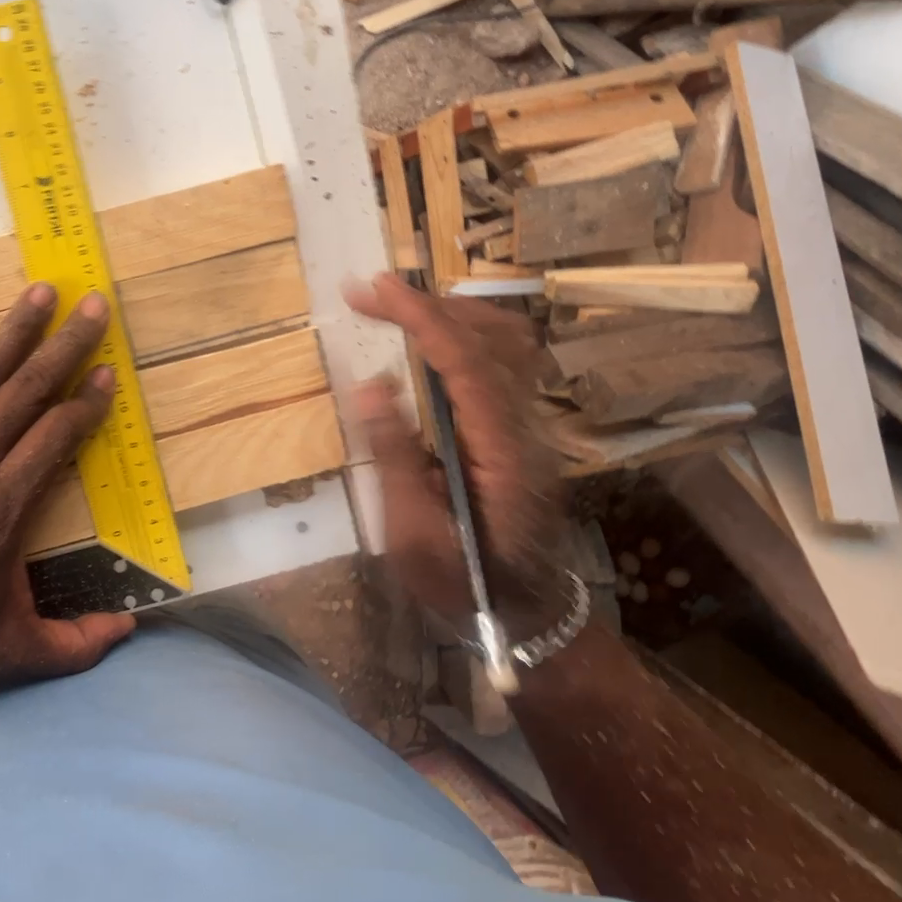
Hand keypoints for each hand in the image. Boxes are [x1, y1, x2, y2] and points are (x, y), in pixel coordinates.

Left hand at [0, 282, 135, 690]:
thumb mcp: (12, 652)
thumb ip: (77, 646)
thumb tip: (132, 630)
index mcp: (4, 505)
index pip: (58, 435)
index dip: (88, 402)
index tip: (109, 373)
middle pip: (28, 391)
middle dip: (67, 346)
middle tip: (95, 305)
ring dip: (13, 332)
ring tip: (41, 291)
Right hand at [345, 274, 568, 633]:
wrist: (523, 611)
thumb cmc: (461, 582)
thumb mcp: (412, 532)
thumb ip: (396, 456)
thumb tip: (371, 385)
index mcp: (500, 451)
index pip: (466, 362)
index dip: (420, 318)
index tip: (374, 290)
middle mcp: (526, 427)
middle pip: (494, 337)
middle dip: (430, 304)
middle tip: (371, 295)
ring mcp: (531, 426)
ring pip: (508, 342)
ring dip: (452, 312)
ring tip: (398, 307)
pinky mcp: (522, 428)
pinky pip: (503, 361)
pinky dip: (465, 334)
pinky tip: (430, 341)